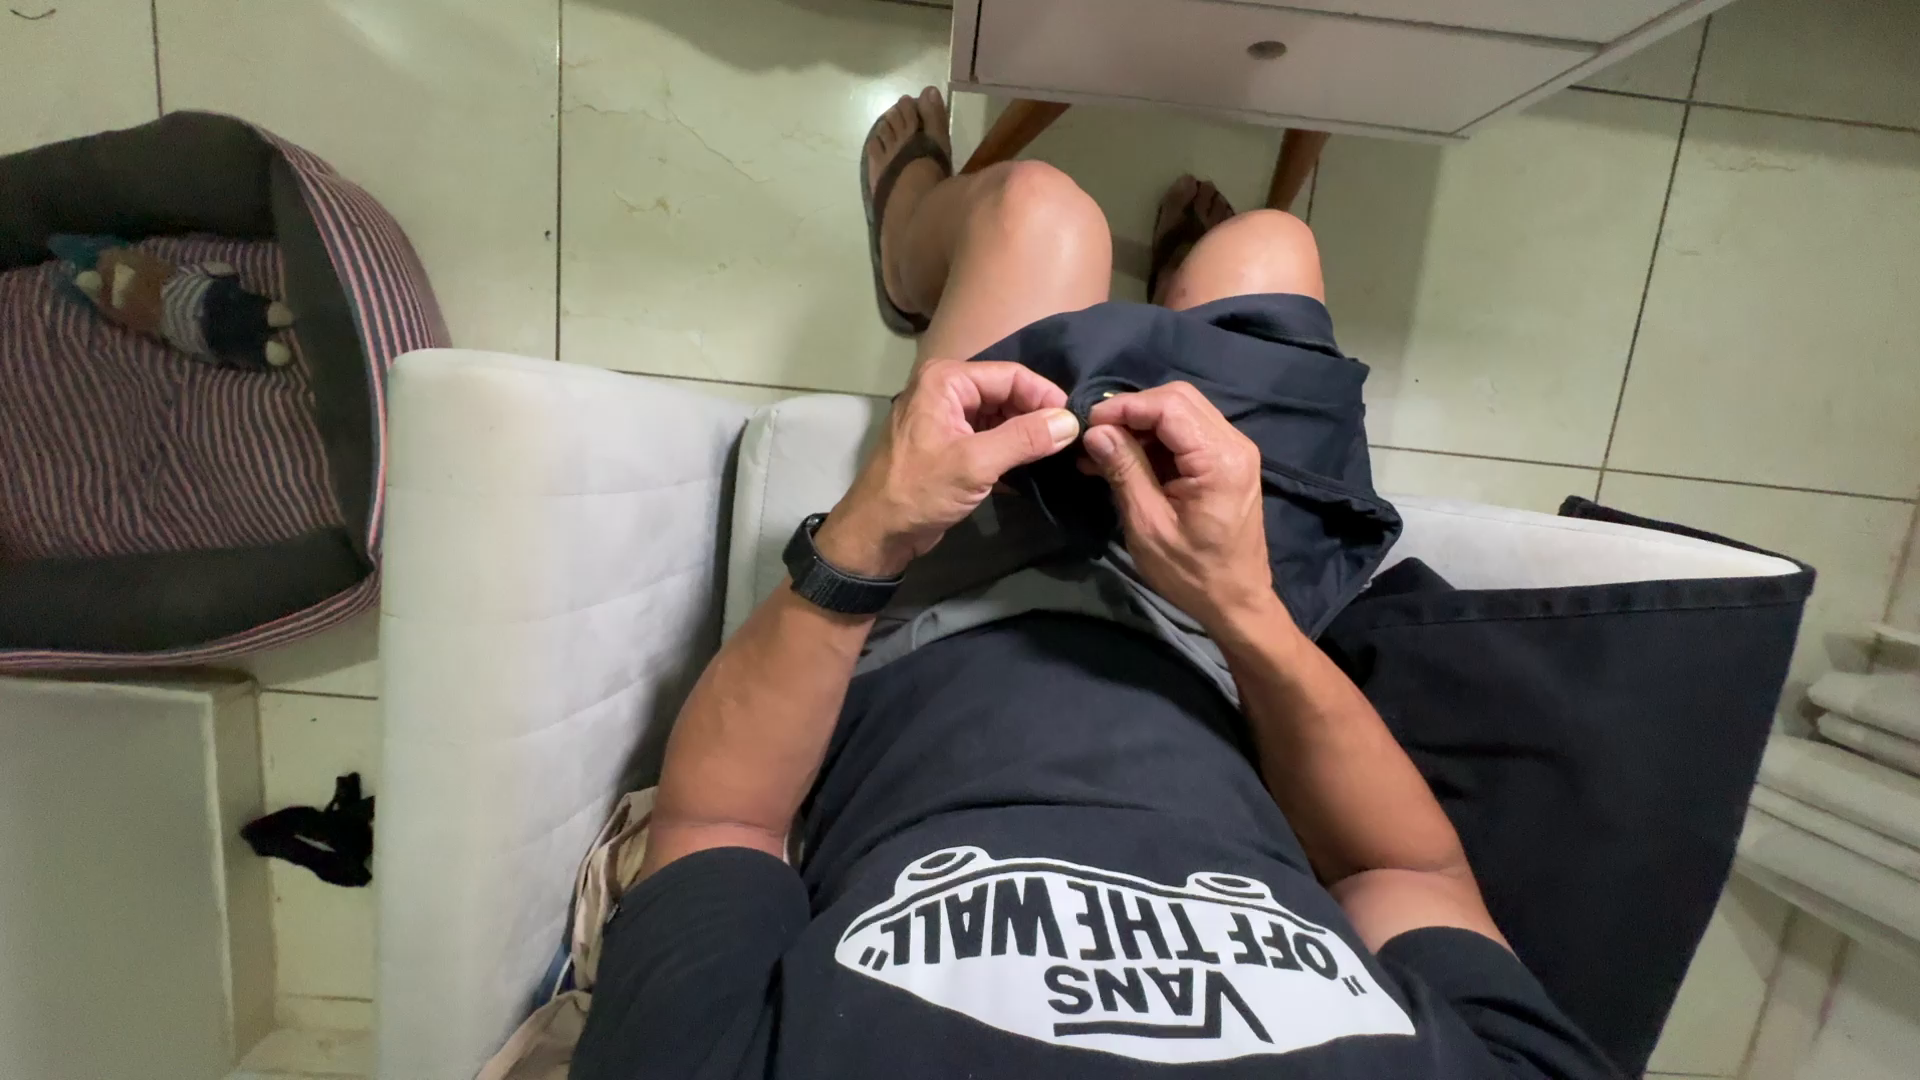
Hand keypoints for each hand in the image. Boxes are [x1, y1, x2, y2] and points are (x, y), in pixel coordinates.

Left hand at [816, 359, 1079, 577]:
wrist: (878, 533)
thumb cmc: (919, 491)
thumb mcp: (975, 463)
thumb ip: (1024, 439)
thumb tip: (1070, 422)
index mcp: (946, 381)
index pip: (1010, 375)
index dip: (1045, 395)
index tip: (1075, 421)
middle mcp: (946, 391)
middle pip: (1007, 394)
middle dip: (1038, 416)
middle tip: (1071, 441)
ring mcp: (948, 420)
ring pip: (1001, 418)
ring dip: (1027, 436)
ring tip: (1060, 454)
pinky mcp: (952, 447)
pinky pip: (991, 439)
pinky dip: (1012, 452)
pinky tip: (1036, 469)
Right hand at [1083, 382, 1280, 635]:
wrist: (1235, 600)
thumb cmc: (1191, 572)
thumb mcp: (1148, 525)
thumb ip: (1124, 471)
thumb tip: (1095, 432)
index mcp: (1219, 460)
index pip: (1168, 406)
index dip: (1123, 407)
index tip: (1087, 426)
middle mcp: (1233, 444)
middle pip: (1178, 399)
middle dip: (1131, 411)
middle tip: (1094, 437)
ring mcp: (1233, 450)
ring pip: (1181, 411)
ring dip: (1140, 424)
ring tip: (1102, 450)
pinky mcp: (1226, 461)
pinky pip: (1186, 432)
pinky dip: (1154, 439)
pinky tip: (1124, 458)